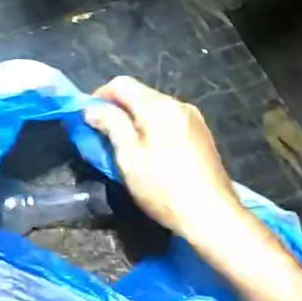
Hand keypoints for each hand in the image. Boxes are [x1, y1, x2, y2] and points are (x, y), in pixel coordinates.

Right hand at [83, 76, 248, 243]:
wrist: (213, 216)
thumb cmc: (164, 187)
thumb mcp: (129, 157)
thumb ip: (111, 125)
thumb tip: (93, 108)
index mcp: (159, 106)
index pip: (121, 84)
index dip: (99, 96)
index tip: (88, 119)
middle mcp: (179, 105)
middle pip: (139, 95)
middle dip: (116, 111)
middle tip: (102, 138)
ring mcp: (193, 120)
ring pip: (154, 110)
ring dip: (133, 122)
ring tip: (123, 149)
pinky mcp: (201, 137)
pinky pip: (168, 122)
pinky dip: (151, 130)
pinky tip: (149, 155)